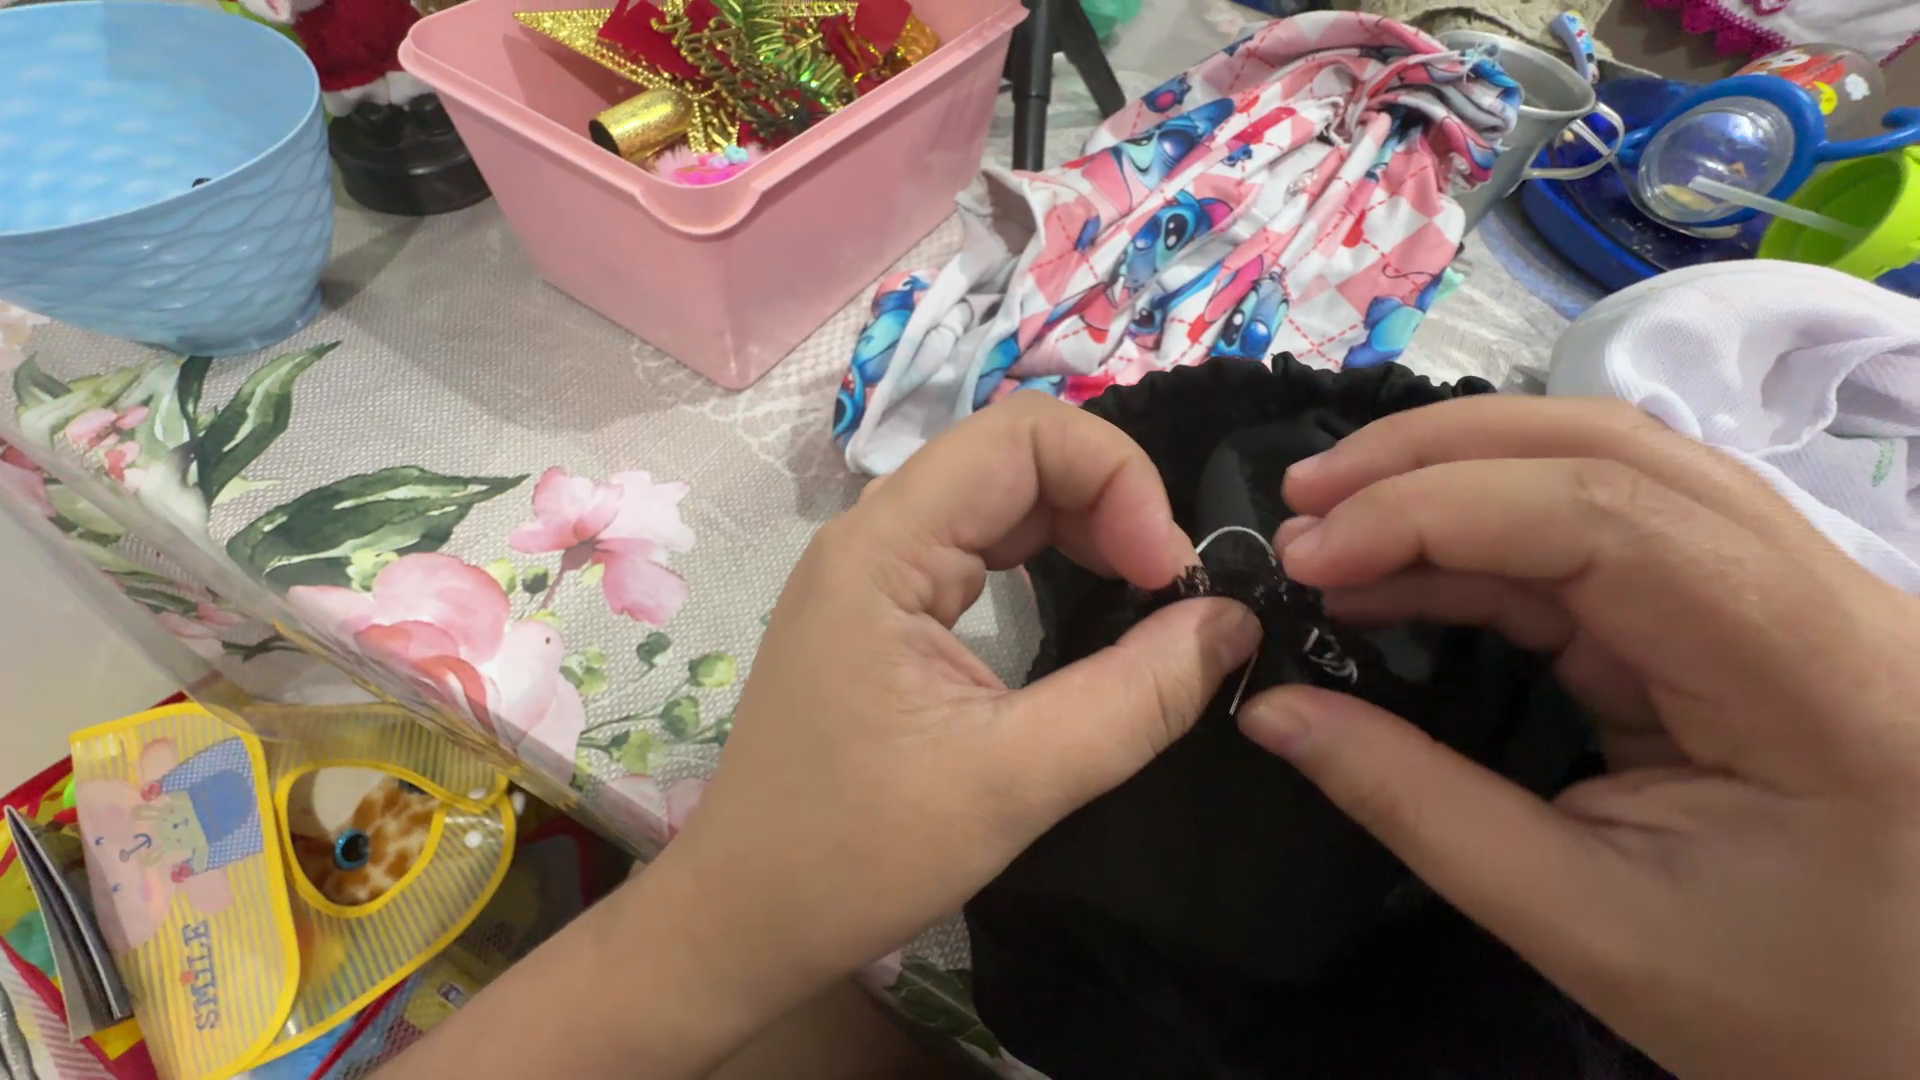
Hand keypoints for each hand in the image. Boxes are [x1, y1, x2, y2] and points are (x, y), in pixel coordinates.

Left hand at [390, 392, 1260, 1079]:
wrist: (745, 914)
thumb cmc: (857, 855)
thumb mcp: (1016, 779)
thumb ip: (1138, 695)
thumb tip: (1233, 621)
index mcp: (883, 546)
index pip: (1021, 434)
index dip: (1116, 477)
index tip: (1170, 571)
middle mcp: (874, 533)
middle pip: (1013, 456)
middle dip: (1107, 500)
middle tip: (1171, 585)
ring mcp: (874, 567)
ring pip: (1000, 498)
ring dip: (1082, 526)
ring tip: (1145, 589)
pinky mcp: (884, 605)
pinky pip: (979, 545)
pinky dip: (1047, 559)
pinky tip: (1087, 598)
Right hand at [1239, 396, 1919, 1079]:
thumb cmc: (1794, 1008)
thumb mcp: (1582, 923)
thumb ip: (1409, 801)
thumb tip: (1266, 707)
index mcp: (1817, 678)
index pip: (1606, 521)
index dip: (1432, 513)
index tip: (1306, 557)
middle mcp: (1822, 592)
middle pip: (1604, 448)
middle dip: (1426, 457)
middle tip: (1302, 499)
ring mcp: (1777, 585)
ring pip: (1594, 462)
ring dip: (1443, 472)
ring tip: (1327, 514)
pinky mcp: (1722, 604)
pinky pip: (1579, 530)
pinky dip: (1464, 535)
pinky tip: (1387, 568)